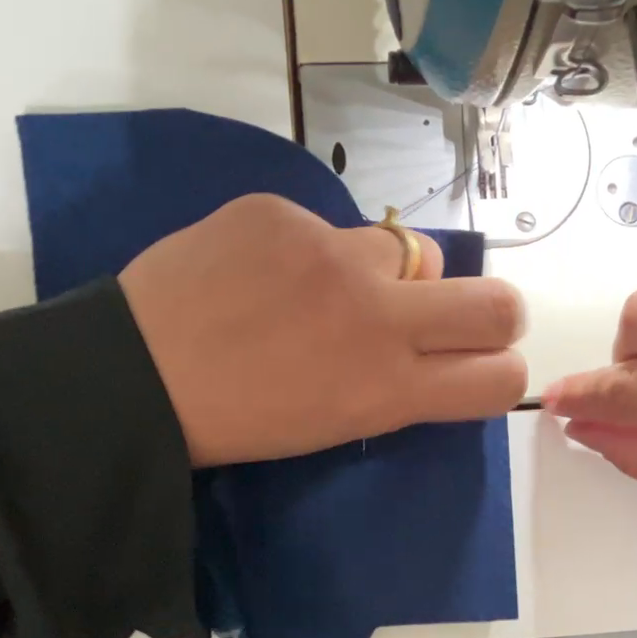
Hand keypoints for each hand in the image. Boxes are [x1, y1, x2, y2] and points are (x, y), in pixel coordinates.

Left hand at [119, 194, 526, 466]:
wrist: (134, 375)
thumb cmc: (241, 424)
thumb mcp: (338, 427)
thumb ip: (401, 388)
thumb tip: (436, 350)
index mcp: (389, 389)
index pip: (502, 377)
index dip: (500, 371)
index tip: (477, 365)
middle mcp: (380, 316)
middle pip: (498, 302)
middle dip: (493, 316)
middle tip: (450, 320)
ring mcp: (333, 253)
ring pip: (414, 252)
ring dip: (394, 276)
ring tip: (330, 294)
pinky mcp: (284, 210)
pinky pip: (336, 228)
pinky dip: (319, 253)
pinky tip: (270, 273)